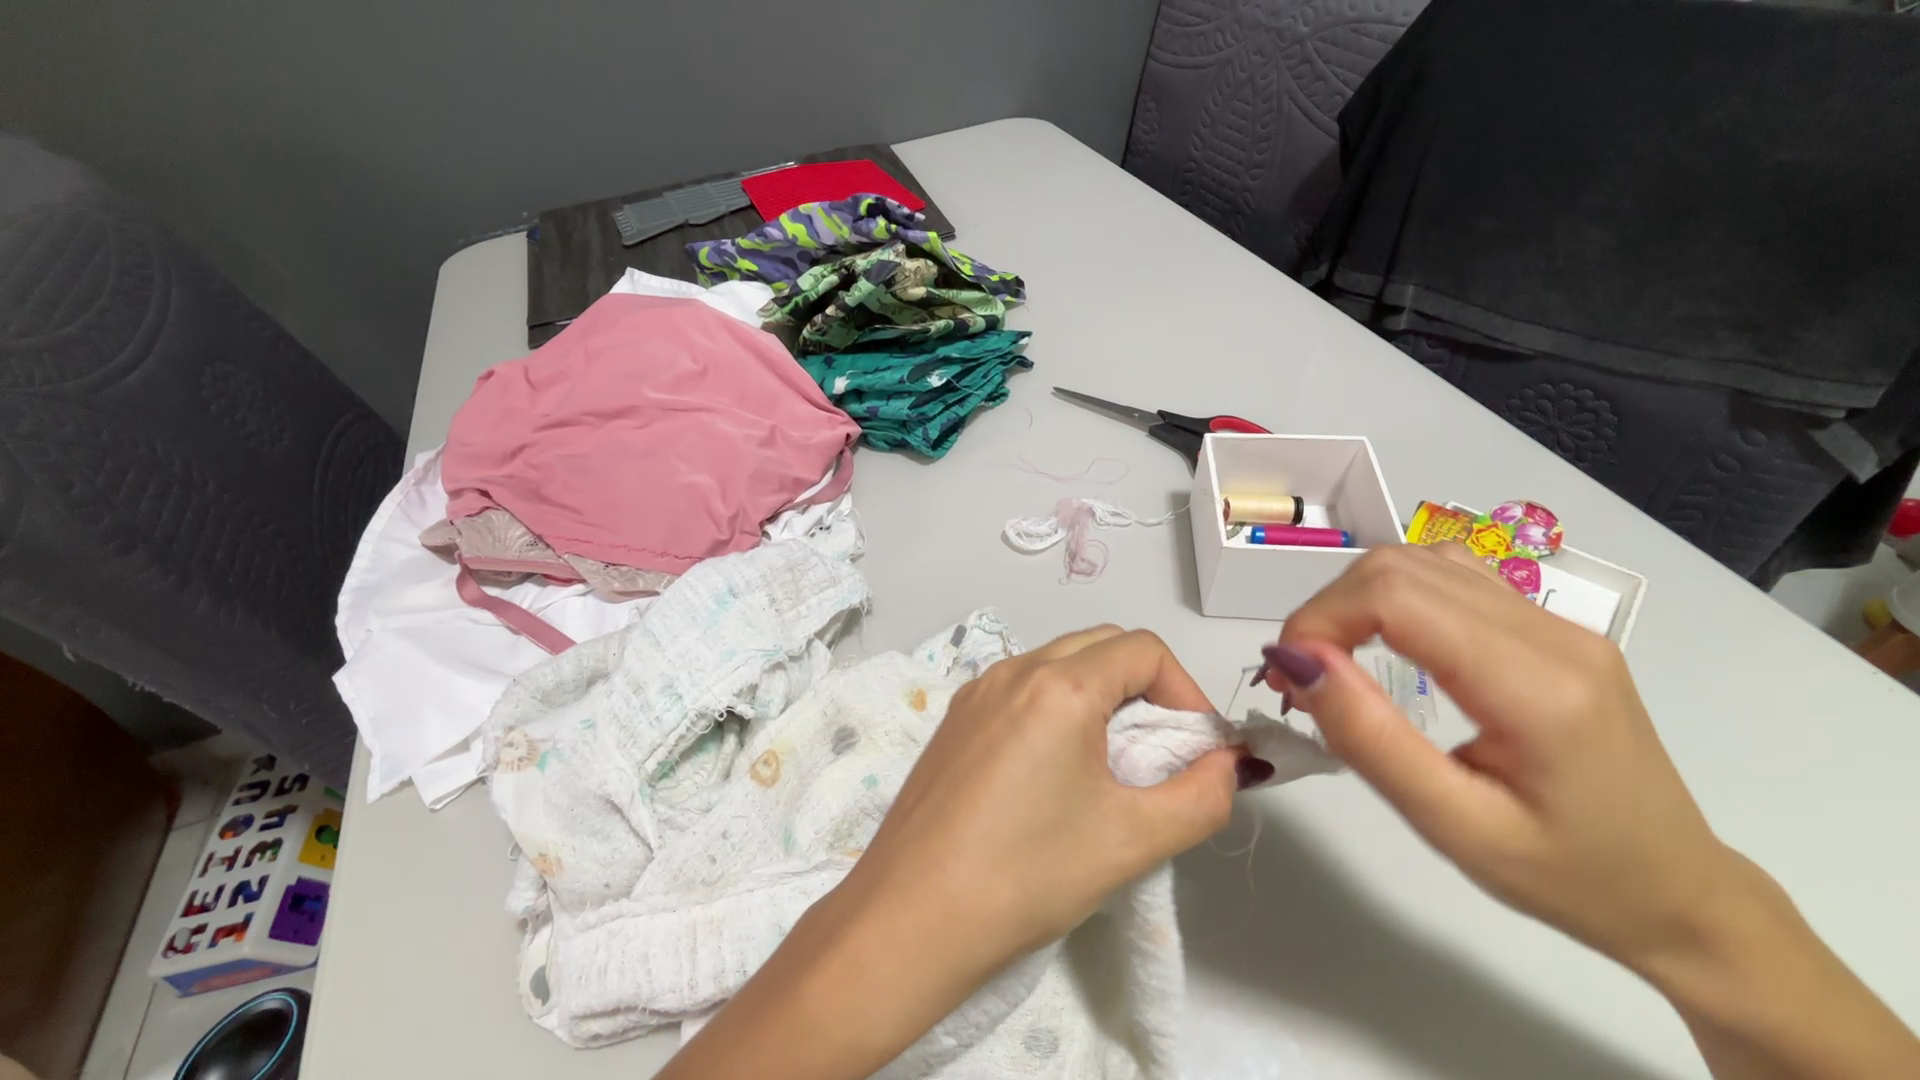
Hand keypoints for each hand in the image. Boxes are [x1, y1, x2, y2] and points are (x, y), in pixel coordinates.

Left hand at [852, 625, 1242, 966]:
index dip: (1186, 692)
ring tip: (1112, 768)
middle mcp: (1012, 672)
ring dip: (1101, 698)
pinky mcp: (953, 725)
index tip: (1196, 750)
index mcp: (1057, 686)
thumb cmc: (1025, 876)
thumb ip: (1201, 796)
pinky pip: (1022, 693)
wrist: (908, 921)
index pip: (1144, 649)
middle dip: (1147, 688)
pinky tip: (1056, 776)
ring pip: (1058, 666)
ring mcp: (975, 696)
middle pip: (1101, 646)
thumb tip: (1228, 763)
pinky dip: (1058, 712)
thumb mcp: (1132, 841)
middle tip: (1161, 755)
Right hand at [1259, 543, 1731, 969]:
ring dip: (1356, 598)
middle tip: (1299, 678)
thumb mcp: (1453, 827)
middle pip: (1403, 567)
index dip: (1320, 618)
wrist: (1679, 894)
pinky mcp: (1554, 629)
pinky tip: (1382, 641)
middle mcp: (1553, 634)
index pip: (1397, 596)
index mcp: (1535, 686)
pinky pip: (1454, 578)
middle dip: (1327, 610)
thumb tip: (1296, 661)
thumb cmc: (1564, 878)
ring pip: (1424, 561)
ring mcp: (1559, 624)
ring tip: (1332, 661)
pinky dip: (1394, 595)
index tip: (1286, 678)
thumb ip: (1369, 737)